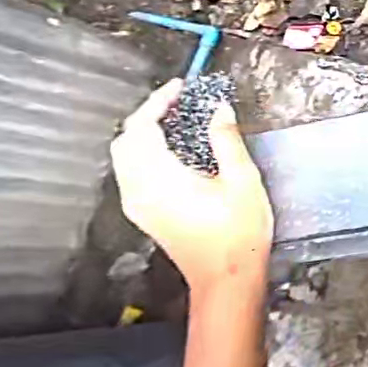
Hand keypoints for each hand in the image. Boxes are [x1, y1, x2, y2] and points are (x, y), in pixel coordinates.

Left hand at [110, 79, 273, 293]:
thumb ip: (226, 140)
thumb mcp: (242, 180)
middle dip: (147, 115)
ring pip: (125, 157)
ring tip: (177, 119)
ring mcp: (139, 205)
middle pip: (126, 140)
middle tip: (178, 101)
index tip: (179, 88)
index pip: (142, 128)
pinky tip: (174, 149)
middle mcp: (140, 192)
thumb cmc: (238, 233)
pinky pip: (132, 172)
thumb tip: (219, 110)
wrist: (226, 277)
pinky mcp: (145, 213)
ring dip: (144, 133)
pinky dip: (145, 151)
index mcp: (161, 180)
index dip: (158, 102)